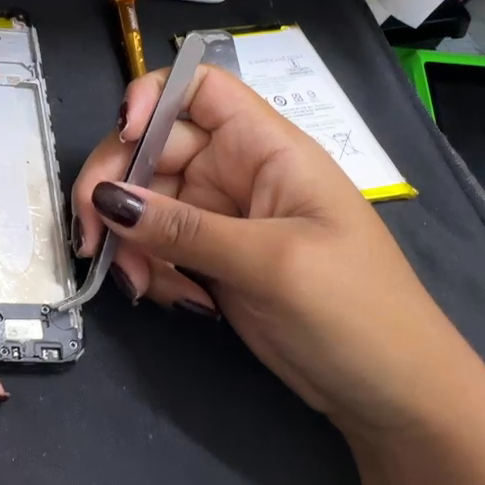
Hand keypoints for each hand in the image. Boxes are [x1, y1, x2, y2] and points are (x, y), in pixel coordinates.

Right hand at [72, 65, 484, 435]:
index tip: (123, 137)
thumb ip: (183, 229)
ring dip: (128, 241)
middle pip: (150, 149)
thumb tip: (104, 199)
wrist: (393, 396)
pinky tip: (171, 299)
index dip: (152, 96)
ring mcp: (216, 216)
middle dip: (113, 189)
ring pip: (140, 203)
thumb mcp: (271, 264)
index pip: (199, 87)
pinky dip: (147, 269)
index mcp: (265, 148)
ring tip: (143, 286)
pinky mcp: (205, 257)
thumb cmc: (357, 311)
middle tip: (90, 237)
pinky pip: (152, 246)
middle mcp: (233, 171)